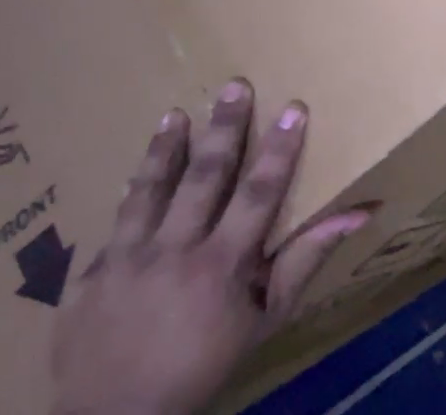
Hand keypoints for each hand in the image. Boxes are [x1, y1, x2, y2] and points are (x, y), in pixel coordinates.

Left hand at [50, 80, 370, 414]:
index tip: (294, 108)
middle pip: (201, 178)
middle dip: (223, 129)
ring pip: (147, 192)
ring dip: (164, 150)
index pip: (258, 192)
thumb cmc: (208, 359)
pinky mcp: (85, 276)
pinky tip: (135, 171)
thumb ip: (307, 257)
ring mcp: (122, 262)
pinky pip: (110, 225)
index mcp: (221, 263)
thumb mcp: (268, 315)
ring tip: (175, 114)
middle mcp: (171, 252)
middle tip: (233, 87)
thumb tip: (361, 212)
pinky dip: (127, 194)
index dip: (280, 149)